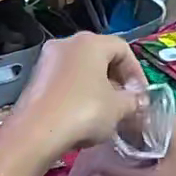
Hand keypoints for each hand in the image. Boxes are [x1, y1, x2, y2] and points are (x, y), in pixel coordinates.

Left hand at [0, 33, 150, 162]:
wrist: (35, 133)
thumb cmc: (83, 112)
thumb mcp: (118, 108)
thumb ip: (134, 100)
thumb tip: (139, 100)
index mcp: (89, 42)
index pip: (122, 49)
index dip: (137, 72)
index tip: (141, 96)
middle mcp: (66, 44)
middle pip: (100, 57)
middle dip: (116, 80)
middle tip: (125, 103)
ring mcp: (46, 61)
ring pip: (81, 69)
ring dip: (97, 88)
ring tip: (106, 112)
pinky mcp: (34, 79)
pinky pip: (64, 81)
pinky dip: (78, 93)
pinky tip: (83, 115)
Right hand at [87, 116, 175, 175]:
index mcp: (166, 121)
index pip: (127, 112)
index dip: (106, 122)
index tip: (85, 136)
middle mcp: (175, 125)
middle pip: (137, 128)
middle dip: (116, 141)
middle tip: (90, 156)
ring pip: (149, 143)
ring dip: (132, 155)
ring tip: (106, 167)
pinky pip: (161, 155)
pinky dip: (147, 164)